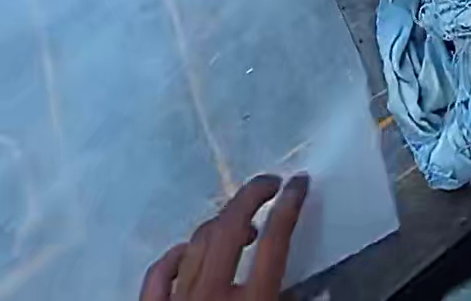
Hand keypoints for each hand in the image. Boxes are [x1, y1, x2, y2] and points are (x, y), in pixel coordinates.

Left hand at [140, 174, 309, 300]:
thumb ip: (292, 297)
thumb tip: (311, 282)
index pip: (274, 241)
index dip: (289, 205)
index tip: (299, 181)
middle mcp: (213, 296)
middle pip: (233, 226)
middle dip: (253, 195)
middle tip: (271, 184)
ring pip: (199, 242)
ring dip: (222, 224)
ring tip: (241, 225)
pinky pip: (160, 274)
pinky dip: (176, 255)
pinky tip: (189, 250)